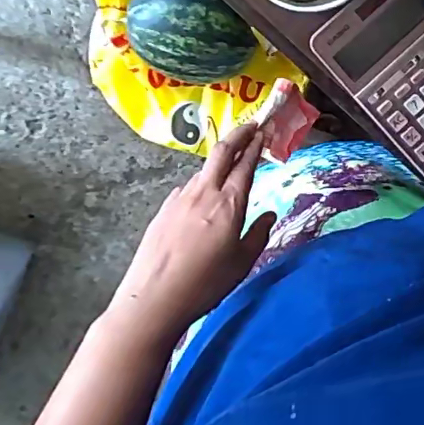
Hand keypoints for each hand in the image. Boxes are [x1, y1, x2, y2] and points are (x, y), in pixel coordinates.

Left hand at [104, 123, 275, 346]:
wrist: (154, 297)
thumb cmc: (206, 283)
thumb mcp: (242, 262)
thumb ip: (259, 234)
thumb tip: (269, 214)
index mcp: (230, 204)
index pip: (246, 164)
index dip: (256, 146)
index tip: (263, 132)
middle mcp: (205, 193)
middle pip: (222, 152)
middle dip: (238, 135)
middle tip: (251, 126)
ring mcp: (180, 198)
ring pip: (204, 171)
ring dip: (219, 162)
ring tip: (229, 167)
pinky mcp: (164, 209)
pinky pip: (188, 189)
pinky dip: (202, 184)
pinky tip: (203, 199)